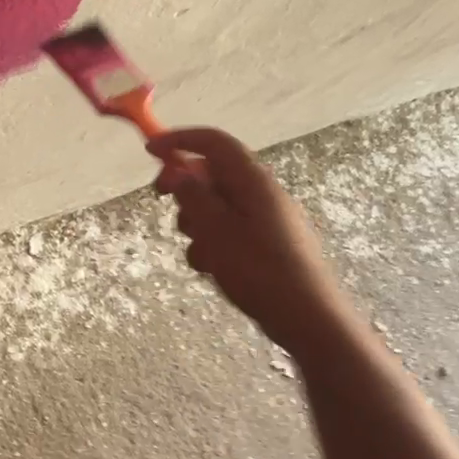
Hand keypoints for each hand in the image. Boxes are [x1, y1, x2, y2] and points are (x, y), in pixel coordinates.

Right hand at [148, 128, 355, 354]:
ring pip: (218, 205)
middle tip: (164, 202)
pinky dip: (214, 242)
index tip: (150, 150)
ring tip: (200, 251)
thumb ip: (192, 196)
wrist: (308, 318)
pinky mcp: (269, 242)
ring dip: (198, 222)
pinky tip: (213, 268)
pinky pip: (231, 229)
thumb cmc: (259, 270)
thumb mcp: (215, 230)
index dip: (179, 140)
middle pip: (213, 174)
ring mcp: (268, 218)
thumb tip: (178, 172)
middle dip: (186, 189)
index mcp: (253, 181)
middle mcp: (262, 193)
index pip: (213, 142)